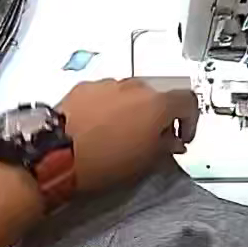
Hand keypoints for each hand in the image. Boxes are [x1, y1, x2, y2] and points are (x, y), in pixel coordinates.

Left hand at [57, 78, 200, 194]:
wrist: (56, 153)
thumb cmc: (100, 161)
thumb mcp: (144, 161)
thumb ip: (165, 146)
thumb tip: (171, 141)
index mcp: (157, 104)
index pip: (188, 101)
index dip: (190, 120)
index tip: (182, 135)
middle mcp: (134, 87)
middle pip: (158, 96)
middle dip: (159, 116)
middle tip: (153, 138)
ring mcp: (108, 85)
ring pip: (130, 94)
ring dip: (132, 110)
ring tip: (121, 135)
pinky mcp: (85, 87)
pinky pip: (105, 94)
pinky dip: (107, 106)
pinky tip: (99, 127)